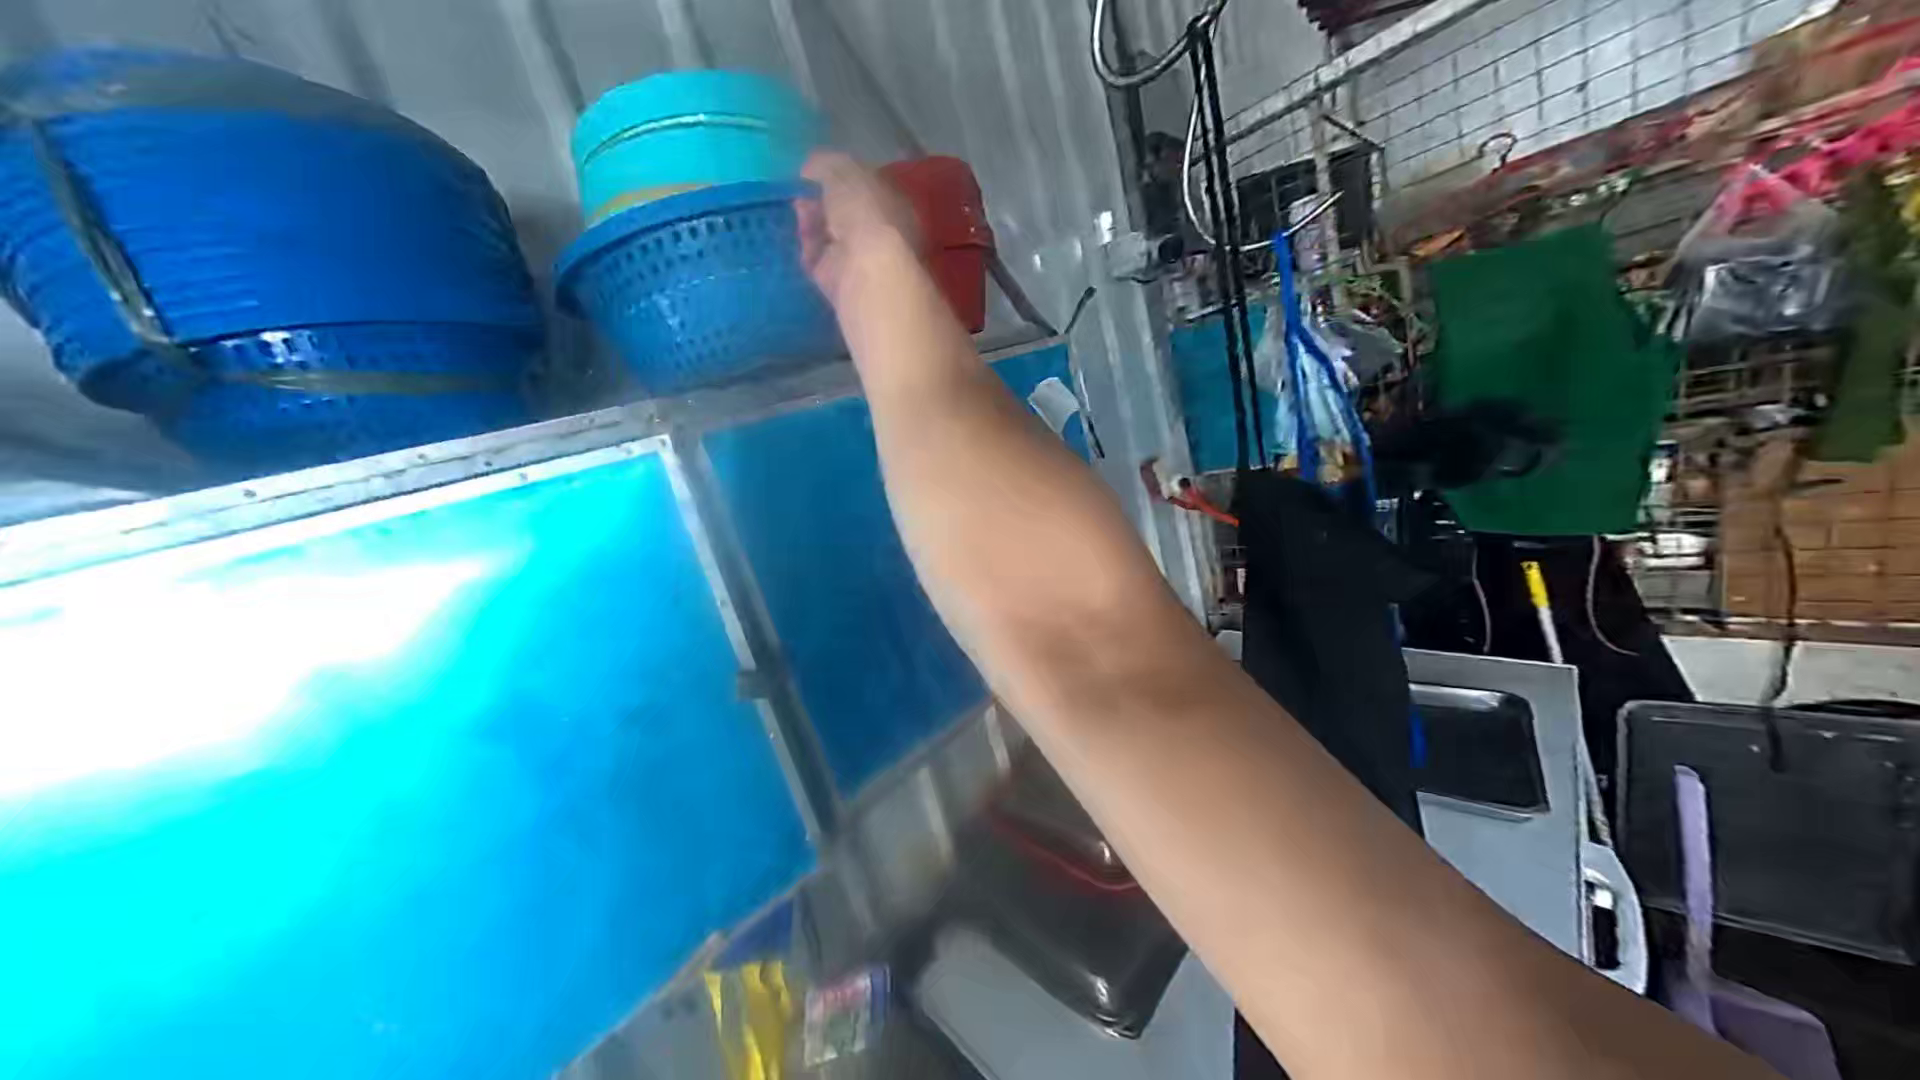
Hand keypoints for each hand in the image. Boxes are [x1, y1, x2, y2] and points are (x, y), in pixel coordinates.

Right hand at [797, 151, 920, 307]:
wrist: (865, 270)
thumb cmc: (864, 212)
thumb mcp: (844, 171)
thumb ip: (827, 164)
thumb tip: (811, 167)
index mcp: (894, 205)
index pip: (867, 188)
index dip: (841, 177)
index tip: (817, 171)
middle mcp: (882, 234)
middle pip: (847, 214)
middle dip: (823, 201)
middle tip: (803, 192)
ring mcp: (862, 260)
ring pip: (831, 237)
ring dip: (813, 222)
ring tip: (799, 211)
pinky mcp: (841, 282)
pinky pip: (820, 260)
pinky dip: (809, 248)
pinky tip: (801, 237)